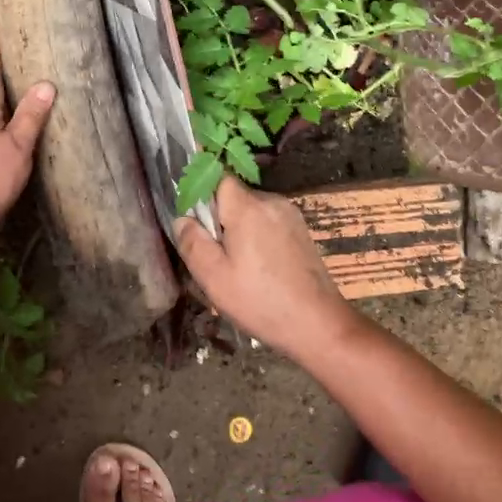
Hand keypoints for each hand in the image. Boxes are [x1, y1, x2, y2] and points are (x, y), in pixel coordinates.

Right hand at [174, 176, 359, 356]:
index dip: (201, 191)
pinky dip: (256, 238)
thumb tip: (182, 218)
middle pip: (234, 197)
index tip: (193, 218)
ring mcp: (289, 215)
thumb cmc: (261, 301)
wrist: (319, 325)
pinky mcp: (300, 231)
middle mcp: (271, 201)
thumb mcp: (214, 278)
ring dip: (238, 231)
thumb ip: (192, 242)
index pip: (218, 176)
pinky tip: (258, 270)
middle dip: (218, 219)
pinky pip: (267, 223)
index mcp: (247, 207)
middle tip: (213, 256)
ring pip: (250, 211)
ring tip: (237, 269)